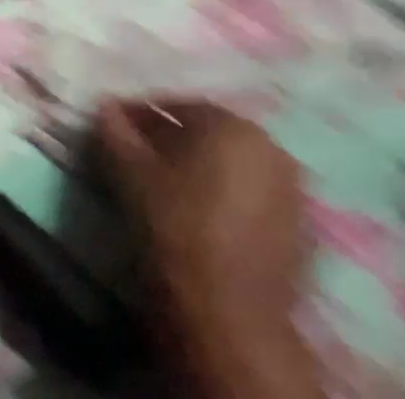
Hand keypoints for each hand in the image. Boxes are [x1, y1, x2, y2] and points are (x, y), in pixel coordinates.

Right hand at [98, 99, 317, 398]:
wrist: (225, 300)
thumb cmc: (171, 220)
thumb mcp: (128, 168)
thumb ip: (115, 130)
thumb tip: (104, 105)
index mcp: (234, 128)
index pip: (180, 103)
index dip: (142, 110)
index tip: (113, 122)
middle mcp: (273, 149)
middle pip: (212, 132)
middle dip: (173, 135)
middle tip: (134, 148)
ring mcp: (294, 190)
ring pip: (234, 163)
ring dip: (198, 163)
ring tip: (162, 179)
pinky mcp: (300, 225)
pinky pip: (252, 191)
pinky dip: (222, 190)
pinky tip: (195, 206)